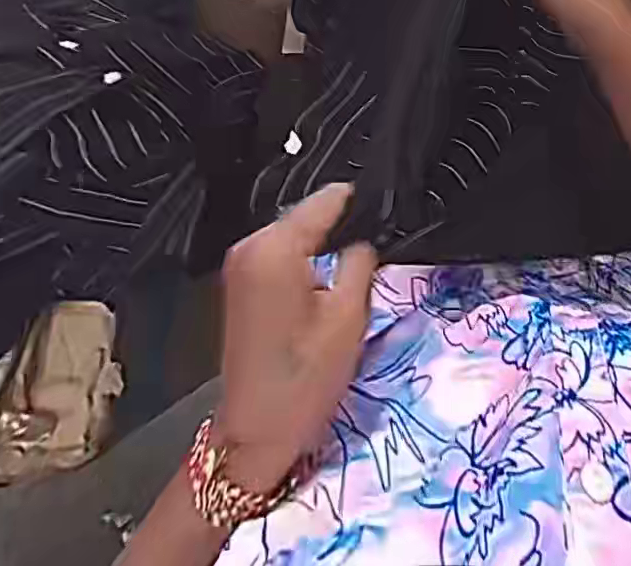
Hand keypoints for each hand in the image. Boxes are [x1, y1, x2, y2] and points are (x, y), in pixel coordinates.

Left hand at [211, 183, 378, 491]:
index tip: (390, 209)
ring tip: (360, 254)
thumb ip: (361, 259)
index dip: (362, 201)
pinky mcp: (241, 281)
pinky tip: (330, 272)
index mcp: (275, 247)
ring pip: (297, 230)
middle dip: (343, 221)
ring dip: (326, 238)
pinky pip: (283, 249)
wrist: (255, 433)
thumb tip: (364, 238)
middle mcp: (251, 246)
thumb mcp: (349, 314)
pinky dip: (307, 254)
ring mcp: (240, 263)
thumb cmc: (305, 377)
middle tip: (378, 239)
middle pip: (309, 211)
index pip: (327, 198)